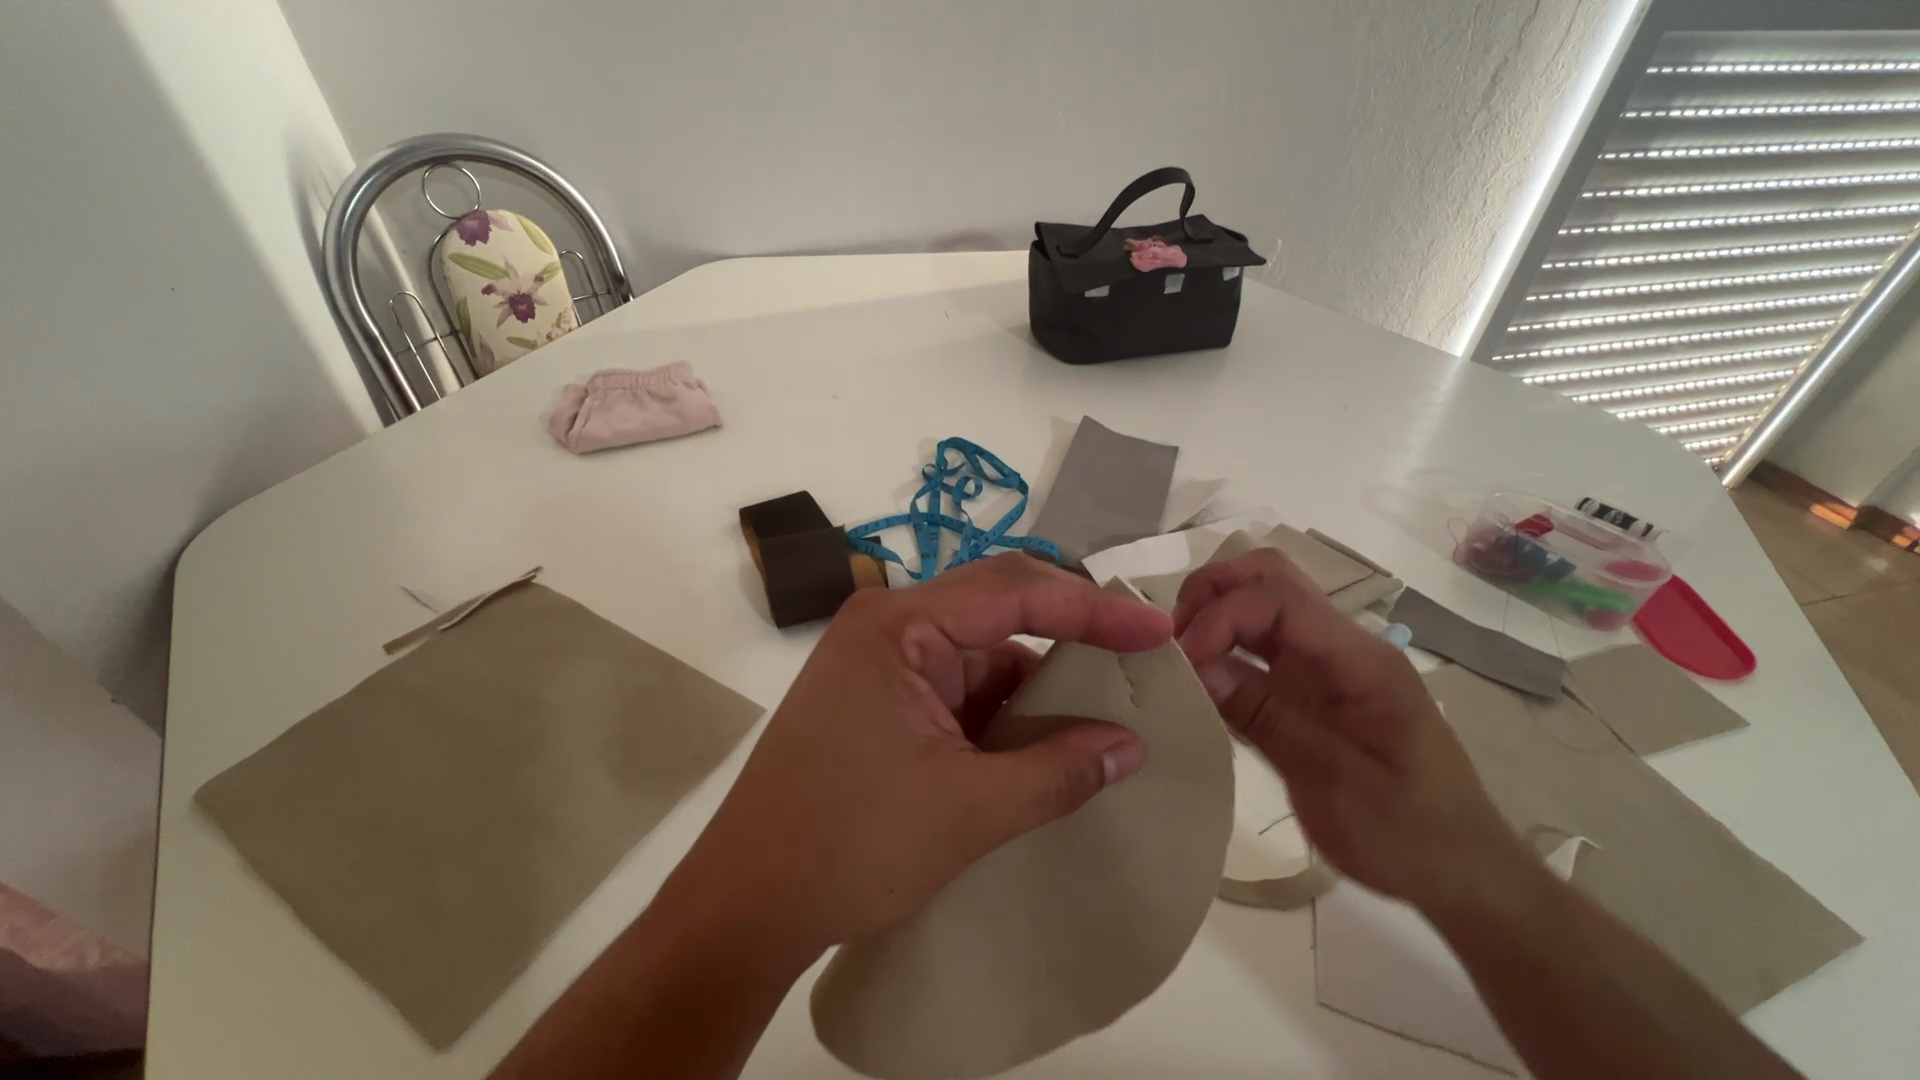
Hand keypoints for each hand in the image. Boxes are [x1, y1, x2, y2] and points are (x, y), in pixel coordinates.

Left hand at [676, 553, 1173, 954]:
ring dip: (1040, 678)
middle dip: (1071, 628)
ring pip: (982, 652)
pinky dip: (1006, 710)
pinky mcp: (883, 703)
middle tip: (1141, 651)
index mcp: (898, 626)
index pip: (1014, 594)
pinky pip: (960, 688)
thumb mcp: (968, 810)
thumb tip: (1131, 747)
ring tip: (1107, 703)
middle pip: (997, 606)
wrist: (746, 905)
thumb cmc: (849, 846)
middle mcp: (888, 628)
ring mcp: (883, 666)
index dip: (1094, 610)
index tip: (1158, 633)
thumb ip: (1058, 772)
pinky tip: (1048, 737)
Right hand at [1173, 548, 1532, 917]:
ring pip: (1264, 604)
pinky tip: (1197, 681)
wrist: (1461, 872)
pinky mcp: (1311, 690)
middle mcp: (1342, 648)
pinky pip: (1261, 647)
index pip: (1280, 599)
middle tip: (1170, 641)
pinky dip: (1223, 648)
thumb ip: (1268, 719)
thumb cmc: (1407, 833)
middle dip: (1212, 592)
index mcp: (1361, 661)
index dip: (1221, 615)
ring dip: (1214, 614)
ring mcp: (1326, 666)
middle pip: (1272, 578)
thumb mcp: (1334, 783)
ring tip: (1176, 658)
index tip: (1182, 661)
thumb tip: (1198, 668)